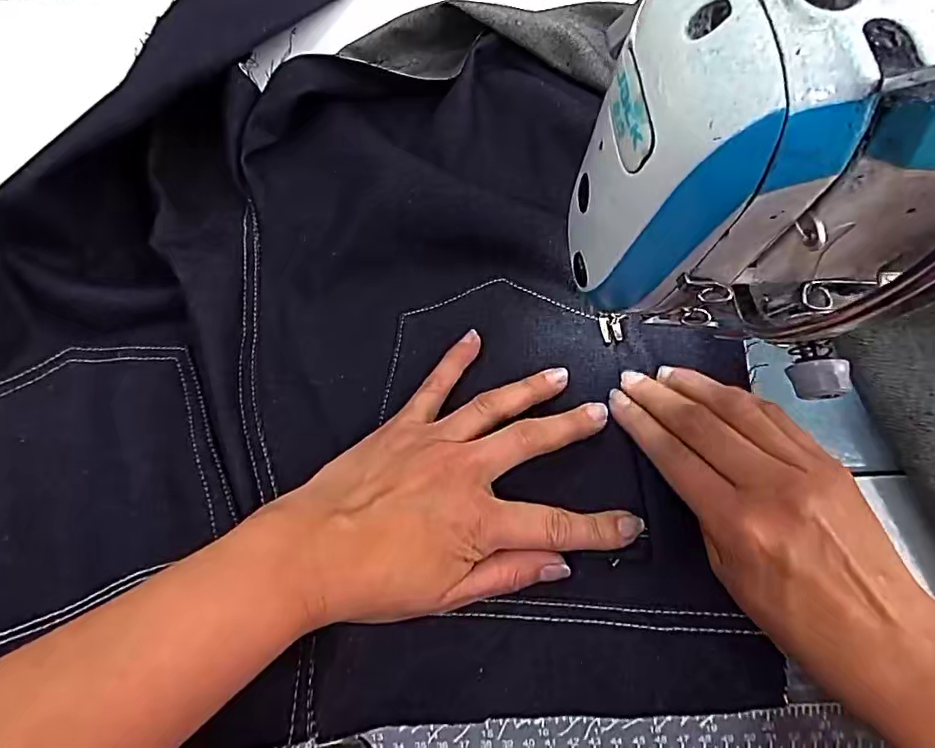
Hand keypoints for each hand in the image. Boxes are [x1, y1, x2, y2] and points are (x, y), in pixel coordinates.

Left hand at [257, 330, 642, 626]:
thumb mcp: (447, 595)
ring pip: (494, 405)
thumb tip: (558, 567)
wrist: (306, 554)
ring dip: (530, 388)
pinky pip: (435, 386)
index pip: (553, 525)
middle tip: (599, 410)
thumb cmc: (374, 582)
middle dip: (571, 427)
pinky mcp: (405, 425)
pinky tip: (472, 338)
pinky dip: (454, 360)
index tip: (628, 525)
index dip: (597, 528)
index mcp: (479, 519)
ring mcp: (437, 440)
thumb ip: (508, 575)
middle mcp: (467, 470)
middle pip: (532, 442)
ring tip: (557, 375)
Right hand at [610, 367, 934, 741]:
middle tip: (634, 379)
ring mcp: (804, 466)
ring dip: (698, 385)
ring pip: (739, 408)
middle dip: (660, 396)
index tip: (622, 404)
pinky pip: (775, 416)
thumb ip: (707, 522)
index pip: (678, 457)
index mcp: (742, 525)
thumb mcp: (736, 583)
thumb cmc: (810, 629)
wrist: (888, 637)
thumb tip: (689, 476)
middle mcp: (773, 485)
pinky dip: (742, 397)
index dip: (643, 425)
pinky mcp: (827, 459)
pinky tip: (721, 389)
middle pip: (703, 423)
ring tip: (669, 373)